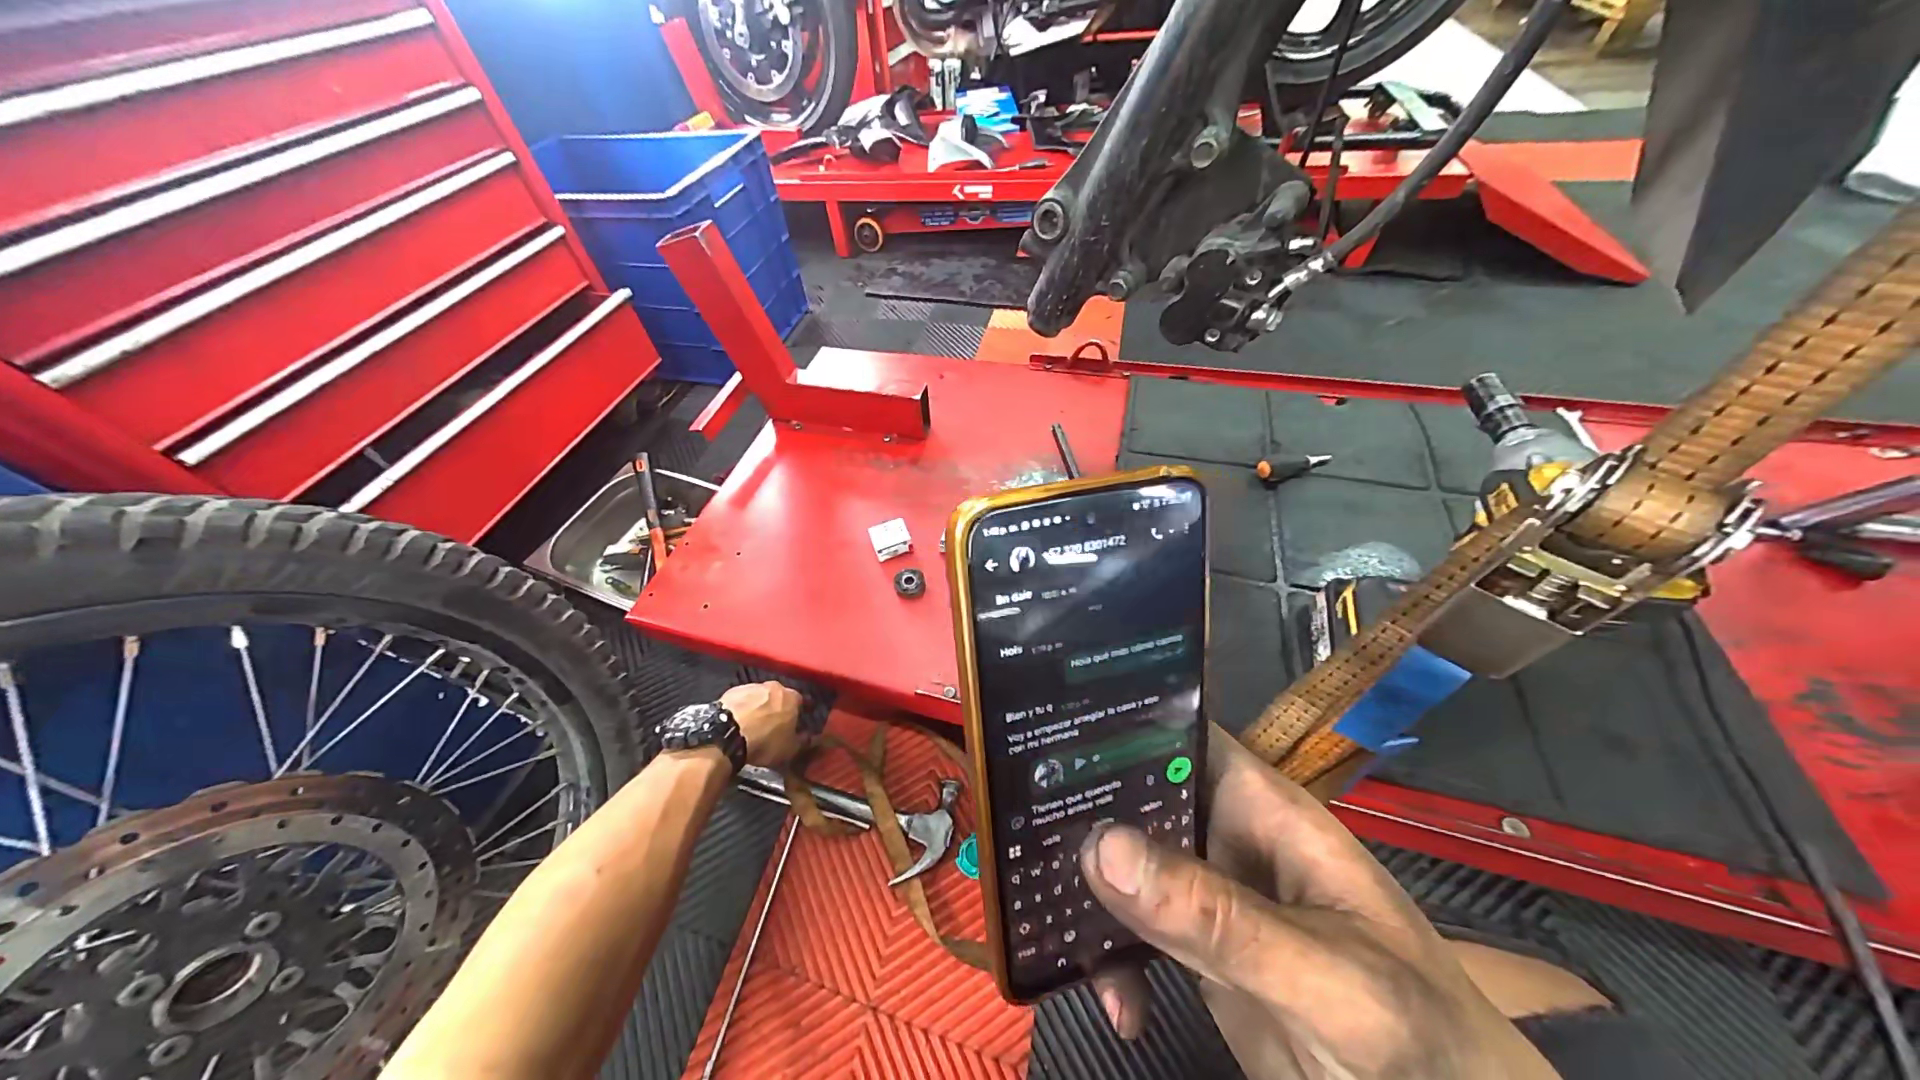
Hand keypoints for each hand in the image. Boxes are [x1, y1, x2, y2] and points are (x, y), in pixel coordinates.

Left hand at [720, 681, 805, 766]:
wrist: (727, 733)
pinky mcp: (732, 691)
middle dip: (778, 708)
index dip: (800, 713)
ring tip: (754, 724)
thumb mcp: (789, 749)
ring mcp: (751, 686)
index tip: (798, 723)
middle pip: (779, 696)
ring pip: (760, 697)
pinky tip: (739, 722)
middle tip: (774, 724)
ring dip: (759, 707)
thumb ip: (803, 741)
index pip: (801, 702)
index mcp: (792, 698)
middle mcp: (774, 687)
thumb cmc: (764, 741)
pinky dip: (743, 709)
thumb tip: (809, 737)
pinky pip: (742, 700)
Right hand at [1078, 727, 1556, 1079]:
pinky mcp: (1197, 949)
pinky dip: (1110, 960)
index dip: (1114, 723)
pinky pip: (1132, 932)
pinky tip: (1114, 1004)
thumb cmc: (1419, 1040)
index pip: (1178, 733)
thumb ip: (1218, 916)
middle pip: (1135, 796)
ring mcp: (1209, 894)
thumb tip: (1100, 846)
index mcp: (1260, 808)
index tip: (1043, 732)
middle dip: (1079, 809)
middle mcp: (1225, 836)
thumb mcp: (1323, 978)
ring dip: (1084, 890)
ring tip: (1036, 915)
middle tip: (1014, 826)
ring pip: (1124, 864)